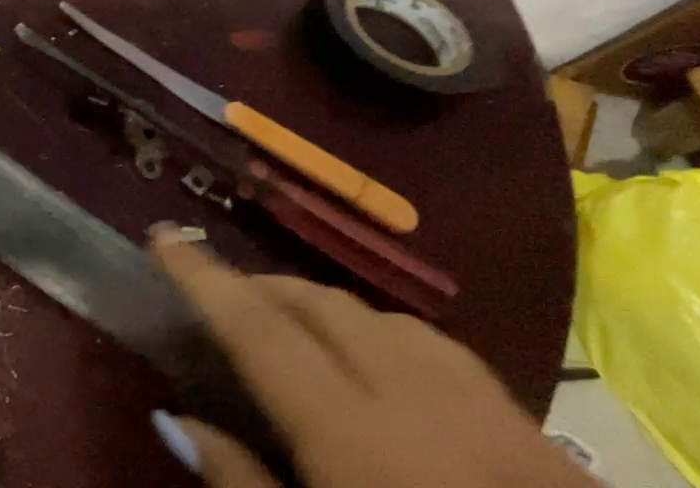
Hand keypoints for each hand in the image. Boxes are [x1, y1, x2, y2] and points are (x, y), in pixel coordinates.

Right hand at [148, 226, 593, 487]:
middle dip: (263, 287)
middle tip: (216, 295)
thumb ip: (243, 486)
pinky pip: (441, 350)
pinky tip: (382, 364)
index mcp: (359, 439)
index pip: (261, 330)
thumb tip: (174, 419)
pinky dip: (387, 335)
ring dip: (324, 308)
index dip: (204, 279)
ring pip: (385, 319)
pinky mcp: (539, 437)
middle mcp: (423, 404)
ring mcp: (491, 414)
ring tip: (290, 326)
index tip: (160, 237)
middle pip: (324, 307)